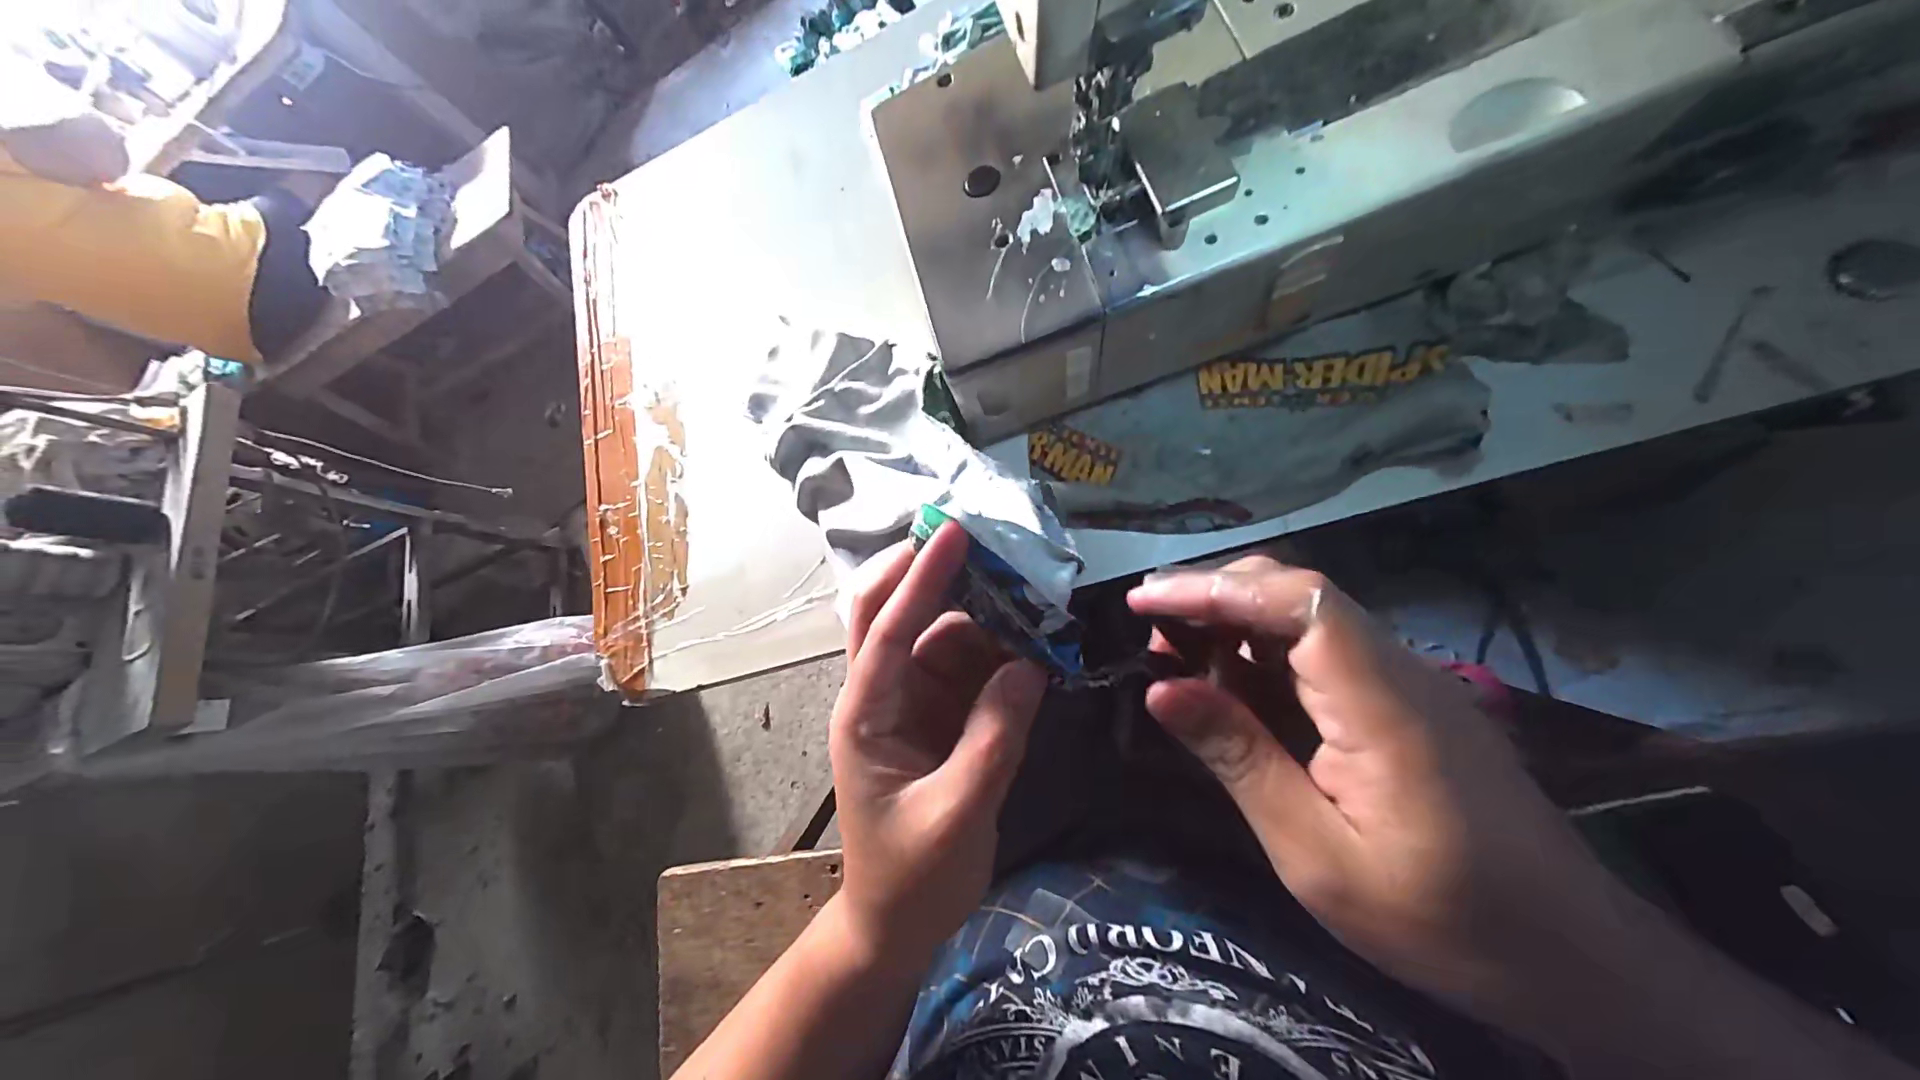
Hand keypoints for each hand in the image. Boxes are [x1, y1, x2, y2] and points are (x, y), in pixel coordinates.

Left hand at [830, 522, 1047, 959]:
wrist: (898, 925)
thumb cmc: (913, 876)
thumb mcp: (957, 813)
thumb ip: (995, 739)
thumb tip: (1030, 666)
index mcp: (866, 713)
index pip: (888, 629)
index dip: (921, 577)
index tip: (954, 532)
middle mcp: (883, 694)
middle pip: (894, 612)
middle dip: (932, 573)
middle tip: (984, 542)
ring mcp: (913, 702)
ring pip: (939, 635)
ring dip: (980, 613)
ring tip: (1027, 592)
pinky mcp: (942, 716)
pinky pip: (968, 667)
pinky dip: (998, 650)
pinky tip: (1032, 641)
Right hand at [1127, 556, 1628, 1024]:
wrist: (1571, 958)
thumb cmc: (1440, 918)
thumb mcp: (1316, 854)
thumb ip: (1239, 760)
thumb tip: (1162, 691)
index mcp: (1384, 704)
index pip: (1300, 603)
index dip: (1216, 589)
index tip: (1145, 602)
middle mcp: (1398, 670)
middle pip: (1299, 594)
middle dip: (1214, 596)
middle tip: (1150, 631)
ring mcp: (1405, 681)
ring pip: (1306, 617)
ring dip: (1234, 622)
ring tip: (1173, 656)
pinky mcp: (1402, 700)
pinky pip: (1322, 653)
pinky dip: (1262, 653)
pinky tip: (1229, 685)